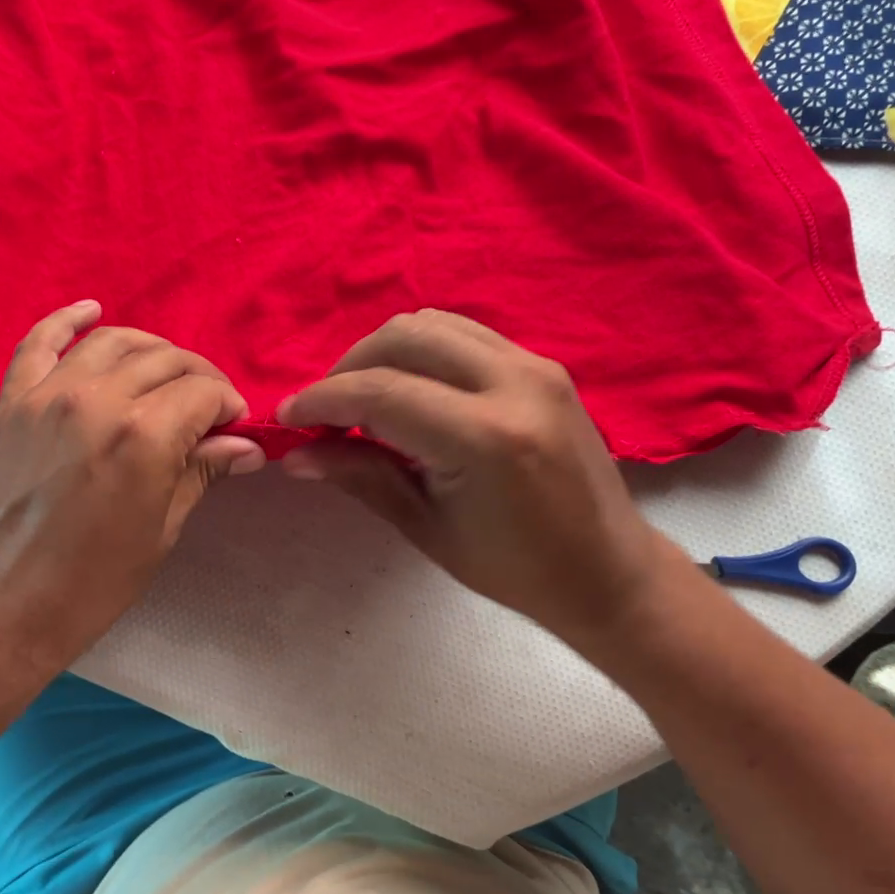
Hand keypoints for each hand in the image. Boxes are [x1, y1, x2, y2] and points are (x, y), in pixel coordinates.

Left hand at [0, 300, 265, 685]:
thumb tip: (246, 446)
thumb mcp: (161, 529)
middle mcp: (98, 398)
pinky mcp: (12, 403)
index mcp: (143, 434)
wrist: (6, 607)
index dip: (227, 405)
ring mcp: (48, 395)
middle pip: (164, 359)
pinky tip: (91, 310)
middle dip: (197, 378)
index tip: (234, 427)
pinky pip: (38, 342)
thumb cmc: (94, 583)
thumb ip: (200, 472)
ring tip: (164, 376)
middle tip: (206, 409)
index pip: (202, 390)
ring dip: (150, 351)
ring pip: (112, 342)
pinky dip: (66, 320)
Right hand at [277, 309, 672, 642]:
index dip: (323, 399)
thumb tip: (295, 455)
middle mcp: (515, 383)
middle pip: (405, 337)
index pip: (382, 392)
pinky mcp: (542, 365)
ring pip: (433, 324)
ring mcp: (535, 366)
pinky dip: (420, 352)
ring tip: (360, 400)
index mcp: (486, 437)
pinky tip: (405, 391)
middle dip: (348, 367)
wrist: (607, 569)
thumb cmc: (514, 568)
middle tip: (323, 411)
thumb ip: (360, 477)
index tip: (286, 418)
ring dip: (383, 352)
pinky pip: (463, 334)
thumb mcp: (425, 528)